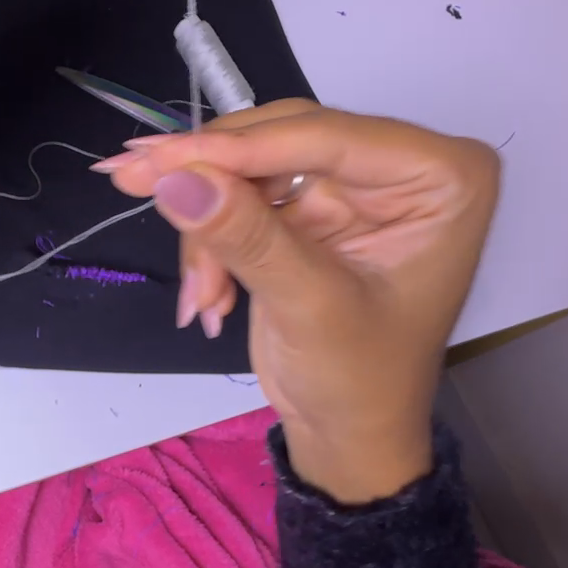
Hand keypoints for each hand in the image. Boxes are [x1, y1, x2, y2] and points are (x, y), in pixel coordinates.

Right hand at [100, 101, 500, 502]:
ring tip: (202, 299)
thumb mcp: (307, 306)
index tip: (157, 158)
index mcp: (438, 175)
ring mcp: (344, 192)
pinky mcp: (302, 218)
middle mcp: (394, 169)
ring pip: (243, 176)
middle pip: (277, 143)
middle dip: (209, 185)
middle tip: (128, 179)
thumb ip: (246, 237)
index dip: (236, 148)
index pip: (324, 137)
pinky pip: (233, 208)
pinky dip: (208, 251)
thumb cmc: (357, 379)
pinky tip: (208, 300)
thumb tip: (175, 181)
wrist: (344, 430)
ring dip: (206, 235)